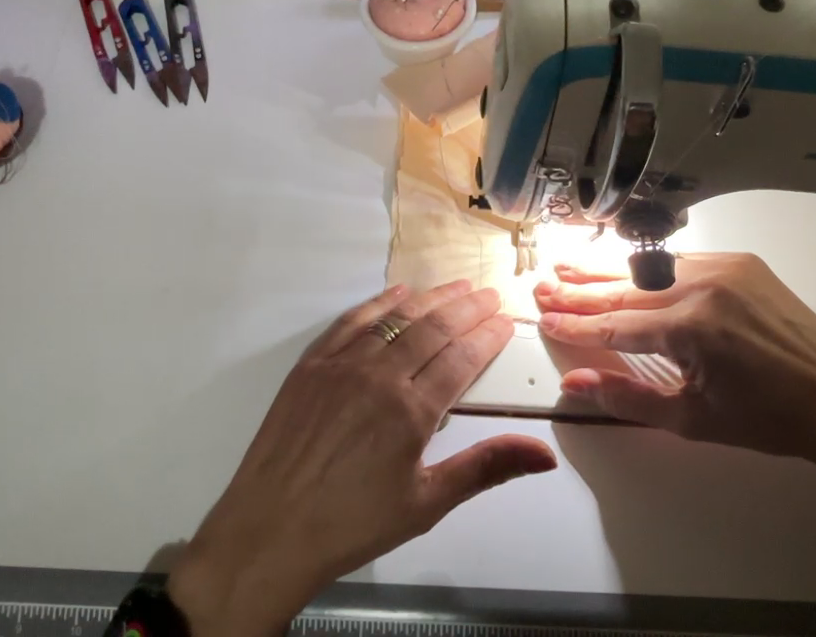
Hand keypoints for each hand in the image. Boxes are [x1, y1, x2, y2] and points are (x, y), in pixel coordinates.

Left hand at [168, 281, 556, 635]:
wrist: (269, 530)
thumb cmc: (353, 523)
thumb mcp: (426, 504)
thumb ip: (485, 468)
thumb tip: (546, 455)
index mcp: (411, 410)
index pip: (461, 358)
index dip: (487, 336)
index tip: (506, 320)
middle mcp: (379, 375)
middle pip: (433, 329)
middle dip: (466, 308)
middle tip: (489, 292)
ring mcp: (342, 364)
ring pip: (395, 318)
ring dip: (430, 298)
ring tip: (456, 285)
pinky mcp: (311, 365)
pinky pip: (350, 322)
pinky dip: (377, 303)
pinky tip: (396, 293)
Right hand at [535, 253, 815, 474]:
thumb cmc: (766, 421)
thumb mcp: (692, 420)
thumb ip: (627, 398)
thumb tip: (573, 383)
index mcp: (692, 329)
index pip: (616, 325)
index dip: (576, 326)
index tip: (542, 321)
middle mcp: (704, 286)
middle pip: (626, 287)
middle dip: (580, 290)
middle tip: (543, 286)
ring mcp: (726, 268)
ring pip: (650, 268)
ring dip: (608, 272)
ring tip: (568, 267)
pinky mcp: (743, 262)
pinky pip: (682, 261)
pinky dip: (649, 269)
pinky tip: (626, 271)